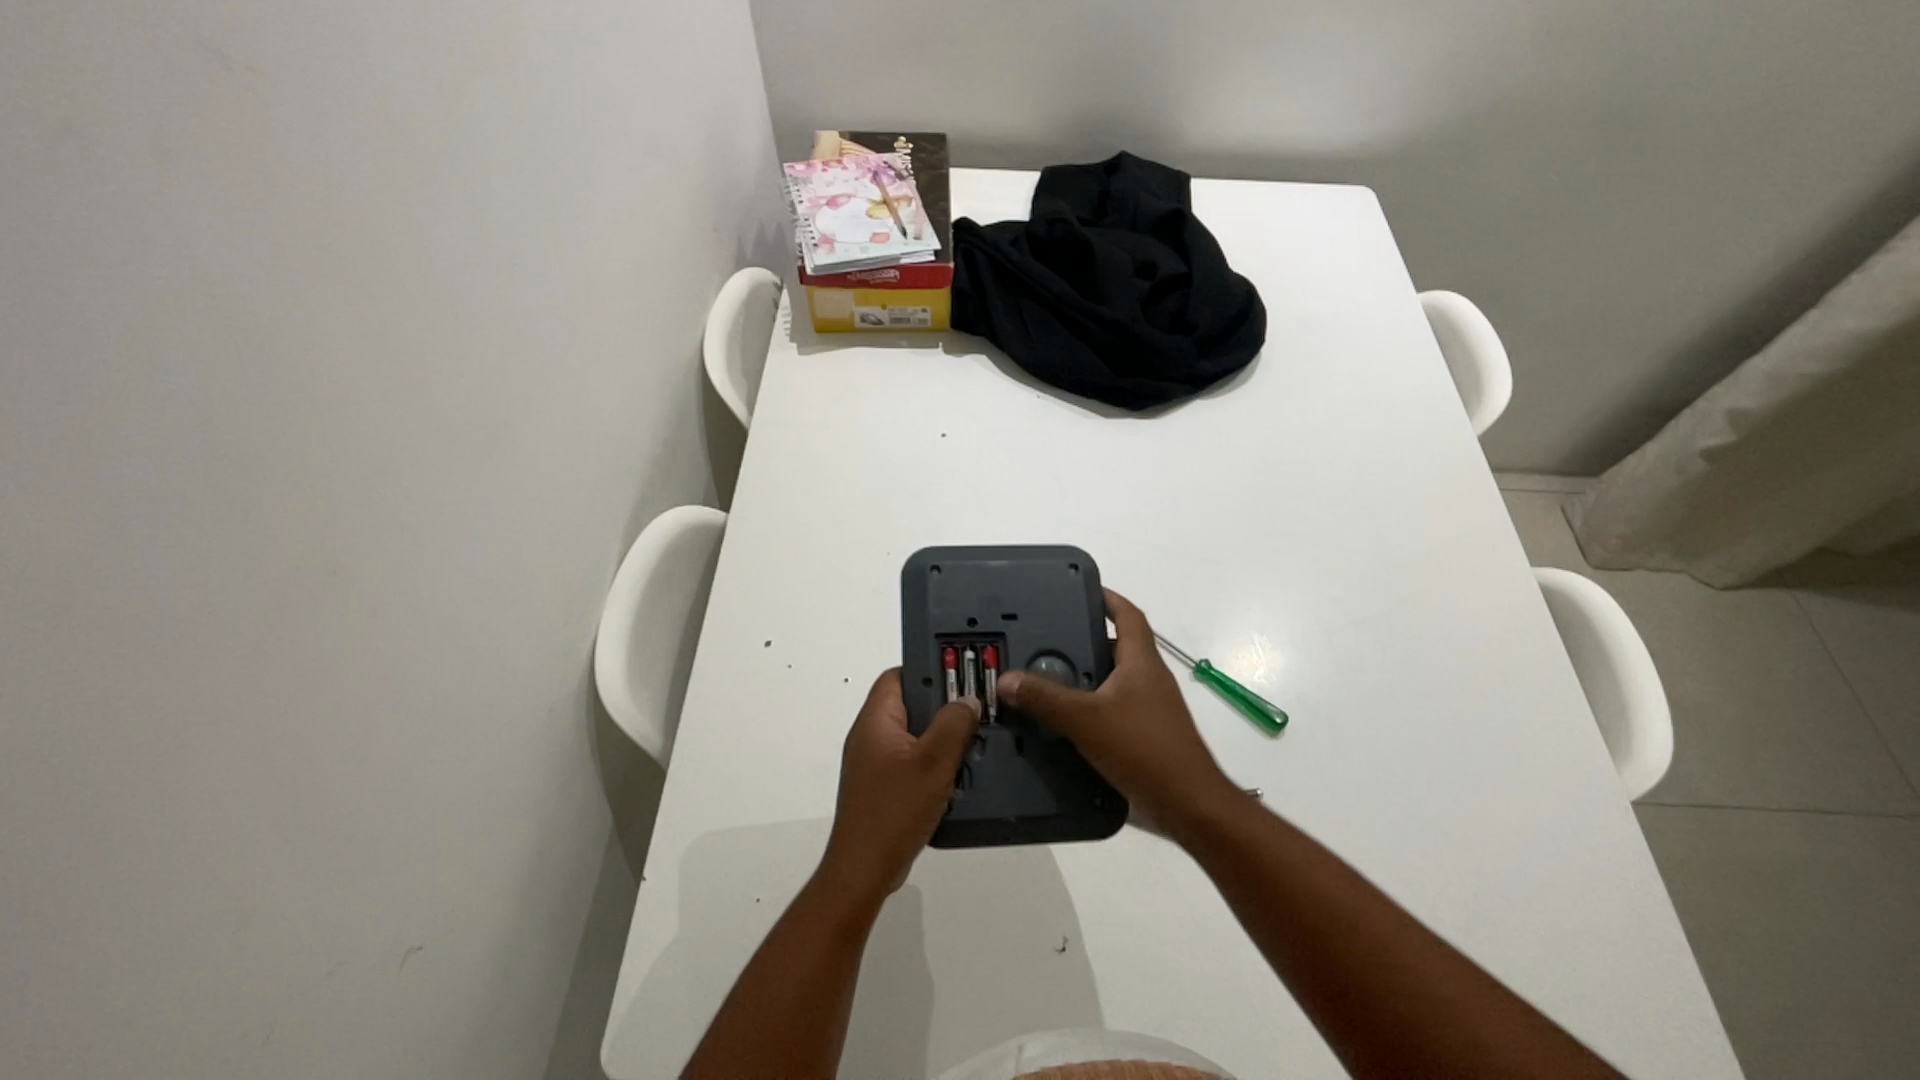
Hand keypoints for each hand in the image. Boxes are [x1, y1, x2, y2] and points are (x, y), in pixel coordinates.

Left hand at [821, 669, 979, 898]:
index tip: (963, 676)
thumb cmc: (896, 809)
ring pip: (914, 738)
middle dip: (944, 708)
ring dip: (943, 741)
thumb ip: (954, 724)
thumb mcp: (933, 761)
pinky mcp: (883, 789)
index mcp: (875, 721)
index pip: (898, 676)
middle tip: (977, 712)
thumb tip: (967, 700)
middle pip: (910, 706)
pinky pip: (912, 764)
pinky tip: (958, 778)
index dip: (929, 670)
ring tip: (974, 745)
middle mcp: (870, 737)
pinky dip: (935, 766)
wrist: (865, 869)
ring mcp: (875, 765)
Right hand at [996, 589, 1239, 836]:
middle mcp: (1149, 680)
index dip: (1108, 599)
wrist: (1187, 804)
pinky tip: (1061, 724)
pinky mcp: (1144, 738)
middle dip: (1084, 641)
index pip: (1128, 616)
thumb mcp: (1086, 719)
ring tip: (1043, 680)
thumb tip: (1007, 680)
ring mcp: (1149, 711)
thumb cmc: (1144, 748)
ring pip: (1112, 683)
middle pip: (1117, 649)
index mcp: (1142, 663)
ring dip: (1084, 679)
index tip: (1081, 590)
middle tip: (1044, 640)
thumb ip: (1045, 698)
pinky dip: (1088, 711)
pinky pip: (1112, 712)